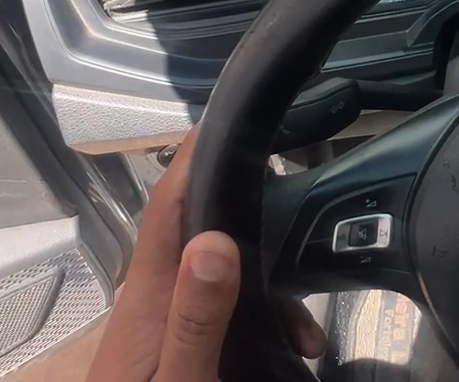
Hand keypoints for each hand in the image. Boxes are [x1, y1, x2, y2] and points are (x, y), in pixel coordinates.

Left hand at [87, 129, 324, 381]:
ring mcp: (165, 323)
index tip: (230, 114)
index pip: (168, 203)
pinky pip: (223, 307)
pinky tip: (294, 342)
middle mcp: (153, 299)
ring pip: (221, 270)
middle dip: (252, 210)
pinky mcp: (177, 344)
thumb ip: (196, 318)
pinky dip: (260, 313)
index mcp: (149, 297)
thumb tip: (214, 237)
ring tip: (309, 321)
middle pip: (200, 226)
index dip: (195, 153)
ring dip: (267, 280)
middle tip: (301, 200)